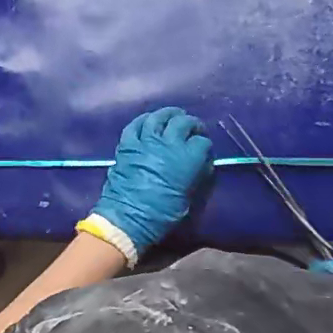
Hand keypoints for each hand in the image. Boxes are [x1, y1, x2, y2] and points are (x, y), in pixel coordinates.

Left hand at [89, 107, 214, 256]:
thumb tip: (201, 164)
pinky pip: (135, 125)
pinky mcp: (127, 144)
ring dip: (169, 114)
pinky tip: (149, 120)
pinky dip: (143, 120)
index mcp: (187, 158)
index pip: (202, 142)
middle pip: (183, 123)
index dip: (204, 144)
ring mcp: (146, 141)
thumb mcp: (188, 197)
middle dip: (192, 124)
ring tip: (174, 115)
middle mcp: (168, 144)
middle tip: (193, 128)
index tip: (204, 149)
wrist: (128, 218)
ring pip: (159, 117)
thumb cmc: (162, 214)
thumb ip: (196, 175)